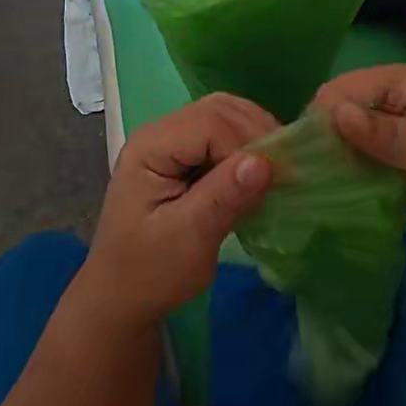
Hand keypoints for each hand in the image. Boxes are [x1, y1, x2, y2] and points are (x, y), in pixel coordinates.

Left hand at [77, 93, 276, 322]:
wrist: (121, 296)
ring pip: (223, 114)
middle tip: (284, 172)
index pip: (211, 122)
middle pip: (218, 109)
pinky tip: (258, 172)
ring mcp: (170, 139)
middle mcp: (159, 131)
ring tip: (275, 171)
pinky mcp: (183, 153)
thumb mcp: (188, 240)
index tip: (281, 178)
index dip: (250, 143)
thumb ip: (224, 197)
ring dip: (254, 136)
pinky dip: (245, 145)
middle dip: (256, 133)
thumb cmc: (150, 272)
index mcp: (151, 146)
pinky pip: (221, 132)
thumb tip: (265, 162)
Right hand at [316, 65, 405, 239]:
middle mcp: (387, 101)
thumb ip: (390, 135)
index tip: (301, 157)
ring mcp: (387, 133)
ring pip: (341, 140)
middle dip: (320, 142)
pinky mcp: (387, 162)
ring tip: (312, 192)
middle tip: (305, 180)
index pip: (343, 91)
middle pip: (336, 113)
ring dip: (329, 163)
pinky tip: (332, 198)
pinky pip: (354, 163)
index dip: (320, 119)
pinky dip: (344, 178)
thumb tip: (335, 113)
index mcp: (400, 83)